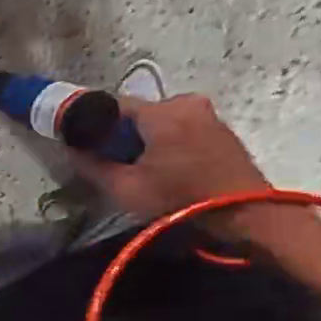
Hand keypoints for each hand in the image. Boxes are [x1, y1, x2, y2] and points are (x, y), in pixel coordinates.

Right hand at [69, 94, 271, 219]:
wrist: (250, 217)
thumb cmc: (182, 201)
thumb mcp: (127, 190)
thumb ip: (93, 167)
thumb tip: (70, 150)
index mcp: (162, 111)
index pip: (112, 105)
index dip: (94, 124)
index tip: (85, 144)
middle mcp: (186, 102)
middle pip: (138, 113)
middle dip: (122, 135)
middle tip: (115, 164)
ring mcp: (208, 114)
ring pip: (160, 121)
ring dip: (147, 140)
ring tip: (142, 171)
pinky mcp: (222, 130)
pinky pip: (182, 128)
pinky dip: (168, 143)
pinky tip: (167, 170)